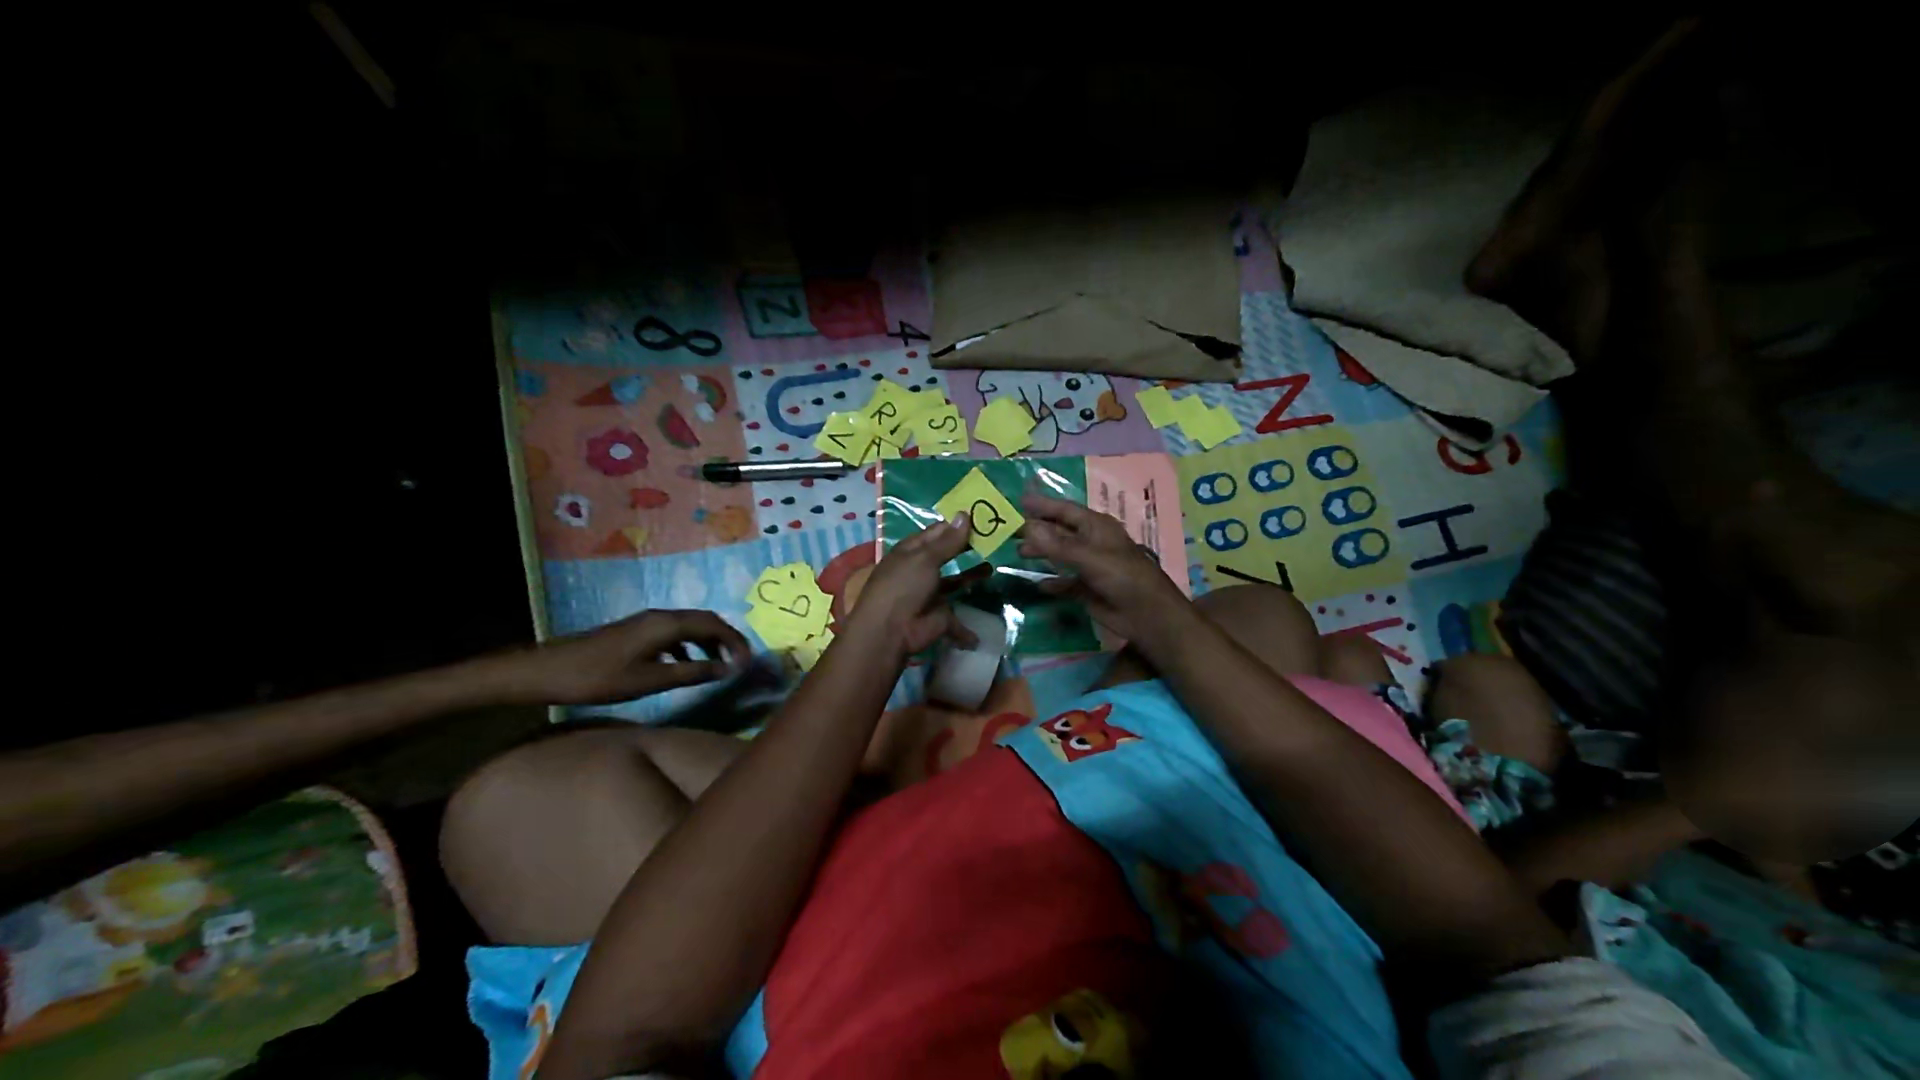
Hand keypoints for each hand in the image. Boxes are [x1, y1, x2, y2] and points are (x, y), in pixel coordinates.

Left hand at [502, 609, 749, 704]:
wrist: (548, 671)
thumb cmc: (600, 677)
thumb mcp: (650, 680)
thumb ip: (691, 673)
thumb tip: (727, 669)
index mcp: (667, 624)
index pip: (714, 625)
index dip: (736, 642)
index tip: (748, 663)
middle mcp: (661, 616)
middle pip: (705, 621)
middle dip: (726, 639)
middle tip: (739, 662)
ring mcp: (647, 623)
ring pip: (690, 627)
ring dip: (708, 643)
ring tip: (718, 667)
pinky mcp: (636, 632)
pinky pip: (674, 634)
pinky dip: (689, 647)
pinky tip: (686, 667)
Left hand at [845, 514, 980, 658]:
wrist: (890, 630)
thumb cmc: (904, 585)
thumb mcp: (925, 558)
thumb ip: (948, 541)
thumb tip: (965, 514)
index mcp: (912, 550)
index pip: (937, 532)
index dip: (957, 524)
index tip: (983, 517)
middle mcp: (921, 569)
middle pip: (948, 554)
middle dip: (967, 547)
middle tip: (995, 537)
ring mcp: (931, 593)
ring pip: (956, 581)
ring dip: (973, 576)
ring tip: (993, 567)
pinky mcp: (940, 616)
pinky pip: (958, 619)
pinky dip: (968, 627)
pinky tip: (986, 622)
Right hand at [1017, 492, 1191, 647]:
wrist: (1147, 614)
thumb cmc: (1123, 577)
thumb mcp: (1089, 557)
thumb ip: (1057, 545)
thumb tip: (1027, 527)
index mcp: (1096, 527)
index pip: (1064, 510)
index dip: (1043, 505)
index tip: (1019, 501)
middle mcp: (1091, 543)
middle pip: (1059, 531)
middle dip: (1037, 529)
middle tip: (1010, 530)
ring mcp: (1089, 566)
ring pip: (1060, 555)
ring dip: (1041, 553)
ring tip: (1019, 553)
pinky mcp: (1087, 589)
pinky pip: (1065, 583)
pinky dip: (1052, 582)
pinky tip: (1039, 583)